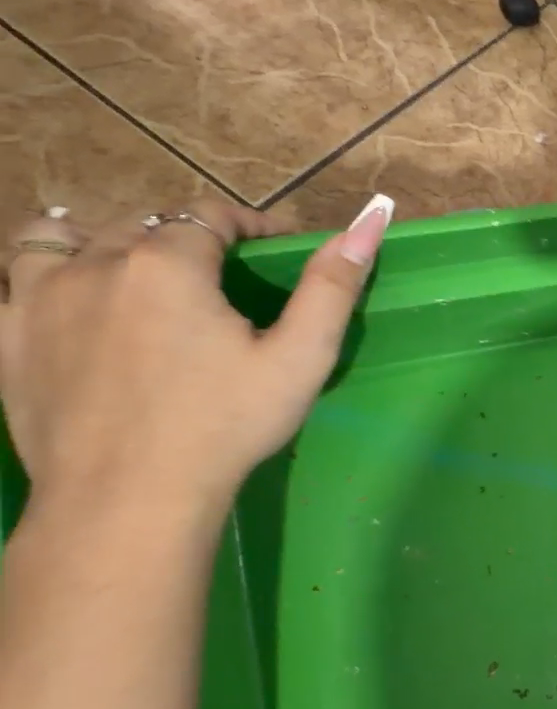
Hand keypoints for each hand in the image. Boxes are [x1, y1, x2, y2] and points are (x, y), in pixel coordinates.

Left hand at [0, 195, 392, 508]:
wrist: (130, 493)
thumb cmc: (228, 422)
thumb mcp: (301, 356)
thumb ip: (332, 285)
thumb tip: (368, 222)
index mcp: (168, 265)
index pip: (209, 215)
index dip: (250, 224)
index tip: (278, 248)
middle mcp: (94, 265)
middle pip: (144, 224)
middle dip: (191, 236)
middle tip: (228, 276)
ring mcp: (34, 299)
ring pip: (65, 237)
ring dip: (108, 240)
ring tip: (142, 271)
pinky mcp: (4, 336)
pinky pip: (10, 277)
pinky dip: (43, 270)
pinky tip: (70, 291)